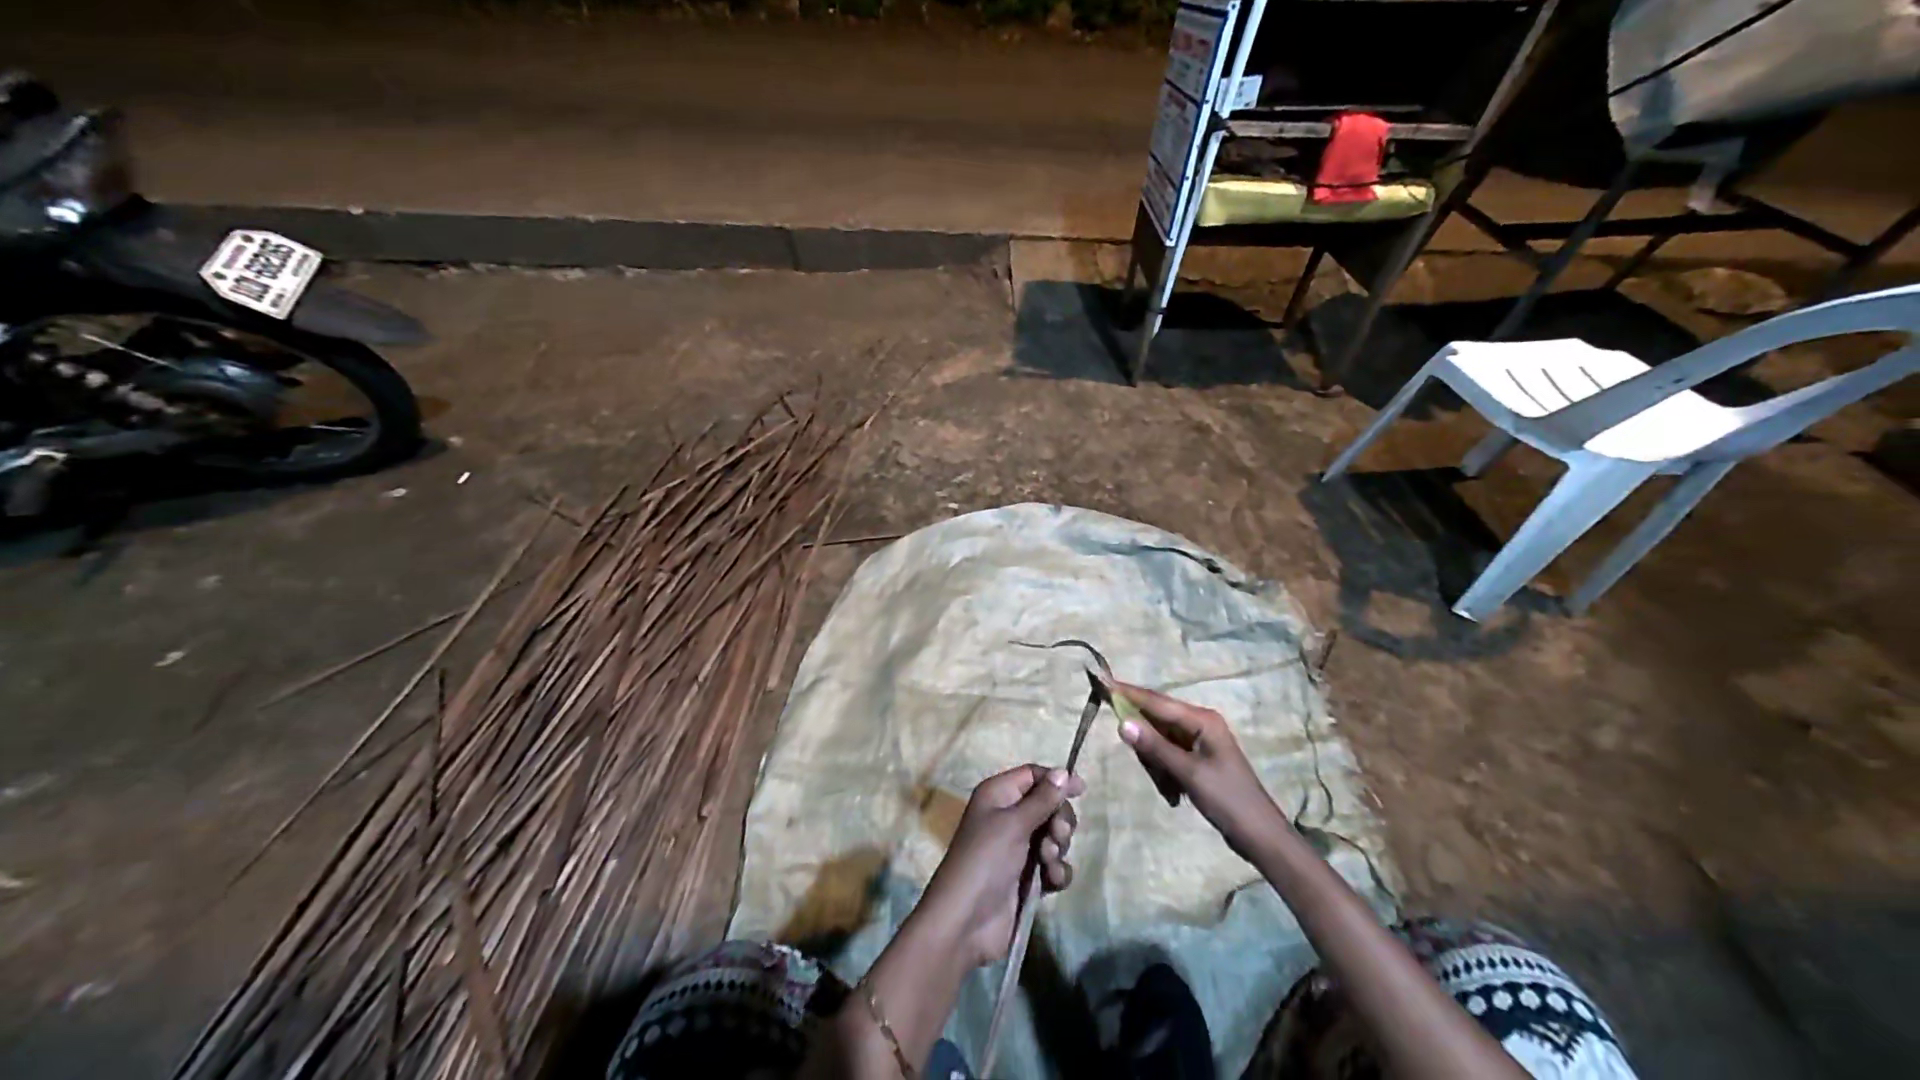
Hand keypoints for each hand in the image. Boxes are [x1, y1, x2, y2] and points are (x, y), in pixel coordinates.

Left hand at [914, 764, 1083, 968]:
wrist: (967, 921)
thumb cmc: (986, 859)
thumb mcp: (1014, 823)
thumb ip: (1043, 799)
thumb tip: (1064, 771)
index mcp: (998, 795)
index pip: (1032, 775)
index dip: (1056, 780)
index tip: (1081, 790)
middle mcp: (1008, 817)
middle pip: (1049, 805)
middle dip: (1059, 819)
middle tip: (1056, 834)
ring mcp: (1019, 848)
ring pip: (1054, 836)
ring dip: (1058, 847)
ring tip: (1046, 861)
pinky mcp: (1028, 877)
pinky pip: (1054, 865)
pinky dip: (1057, 871)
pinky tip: (1051, 880)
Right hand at [1107, 680, 1287, 859]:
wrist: (1259, 835)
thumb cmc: (1227, 800)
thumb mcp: (1188, 773)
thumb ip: (1154, 747)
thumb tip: (1121, 722)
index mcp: (1202, 719)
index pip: (1157, 701)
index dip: (1128, 693)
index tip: (1101, 682)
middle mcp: (1199, 723)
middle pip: (1155, 720)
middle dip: (1145, 744)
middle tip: (1152, 771)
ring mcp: (1198, 741)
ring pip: (1159, 741)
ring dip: (1156, 764)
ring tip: (1169, 789)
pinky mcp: (1196, 758)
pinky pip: (1167, 755)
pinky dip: (1164, 772)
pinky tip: (1173, 793)